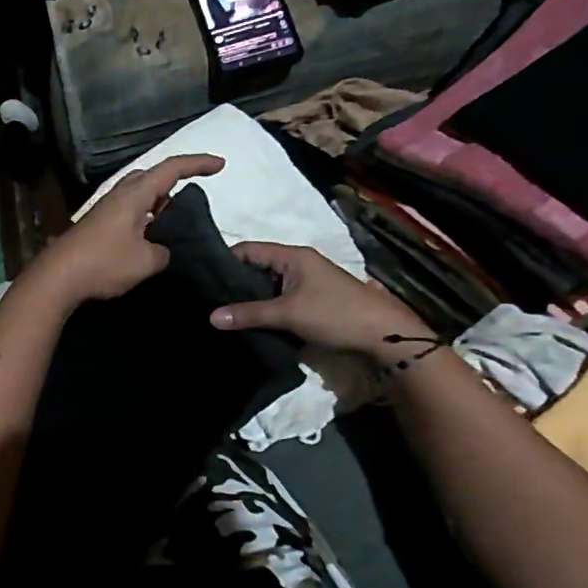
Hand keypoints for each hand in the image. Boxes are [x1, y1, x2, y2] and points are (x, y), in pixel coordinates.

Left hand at [28, 154, 224, 303]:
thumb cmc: (104, 263)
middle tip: (190, 204)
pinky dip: (143, 219)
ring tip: (171, 228)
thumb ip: (164, 252)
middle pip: (150, 178)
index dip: (197, 164)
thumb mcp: (147, 261)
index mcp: (134, 195)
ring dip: (157, 205)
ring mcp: (104, 211)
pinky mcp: (95, 227)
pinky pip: (127, 213)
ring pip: (137, 196)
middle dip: (173, 183)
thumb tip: (161, 251)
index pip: (171, 169)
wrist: (57, 278)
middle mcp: (118, 196)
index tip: (220, 165)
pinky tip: (147, 241)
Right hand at [208, 241, 432, 360]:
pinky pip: (277, 300)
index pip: (248, 249)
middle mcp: (298, 264)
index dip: (224, 260)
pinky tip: (246, 322)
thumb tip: (210, 316)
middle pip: (255, 267)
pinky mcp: (309, 302)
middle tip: (207, 298)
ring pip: (266, 286)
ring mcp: (305, 284)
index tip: (202, 277)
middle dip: (233, 282)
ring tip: (221, 311)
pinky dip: (263, 309)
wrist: (385, 337)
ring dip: (248, 299)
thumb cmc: (336, 315)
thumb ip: (248, 314)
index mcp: (293, 256)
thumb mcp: (287, 314)